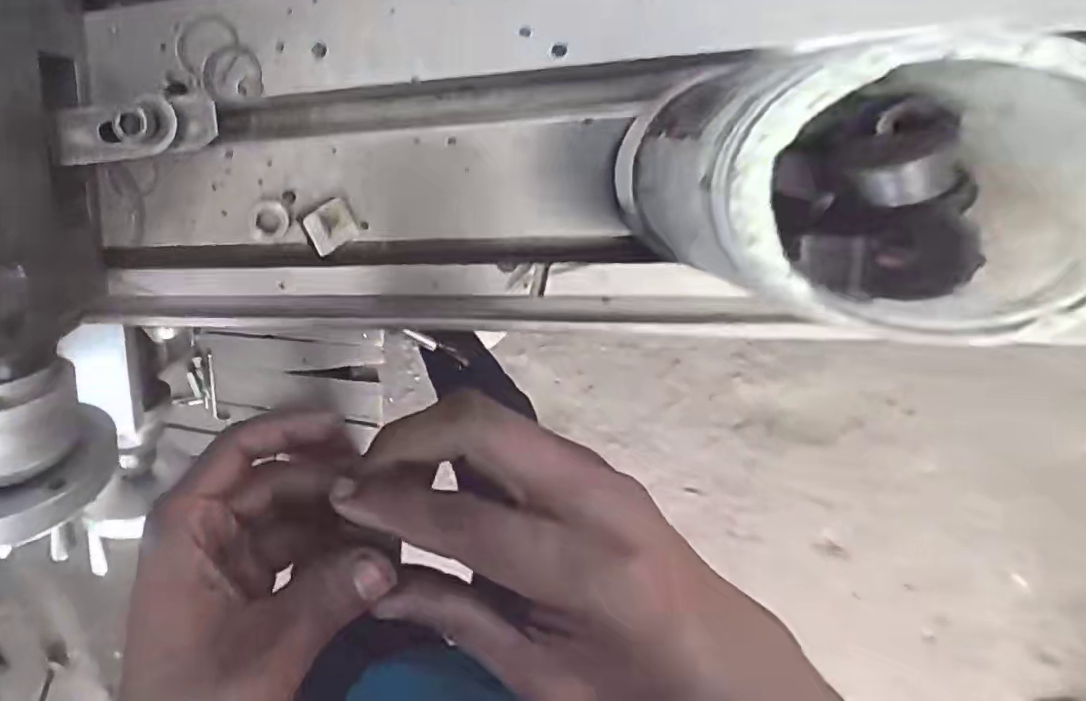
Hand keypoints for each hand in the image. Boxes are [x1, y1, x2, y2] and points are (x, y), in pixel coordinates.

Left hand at [119, 410, 398, 700]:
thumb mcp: (263, 651)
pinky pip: (285, 551)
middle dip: (322, 482)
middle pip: (268, 481)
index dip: (289, 430)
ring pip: (282, 516)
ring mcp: (220, 556)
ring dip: (328, 518)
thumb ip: (326, 598)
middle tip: (377, 486)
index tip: (339, 427)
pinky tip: (361, 555)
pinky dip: (321, 551)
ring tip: (379, 522)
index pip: (239, 450)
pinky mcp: (238, 587)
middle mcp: (201, 526)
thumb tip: (385, 558)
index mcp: (186, 521)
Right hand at [329, 392, 839, 700]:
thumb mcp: (550, 683)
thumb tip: (376, 583)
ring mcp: (595, 467)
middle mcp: (597, 496)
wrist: (742, 674)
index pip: (468, 518)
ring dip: (425, 434)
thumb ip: (458, 619)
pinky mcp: (585, 459)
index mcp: (597, 570)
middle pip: (476, 424)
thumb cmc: (646, 697)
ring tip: (391, 478)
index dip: (394, 505)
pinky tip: (436, 479)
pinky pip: (501, 429)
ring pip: (484, 413)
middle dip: (404, 440)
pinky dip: (453, 441)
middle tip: (363, 479)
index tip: (343, 501)